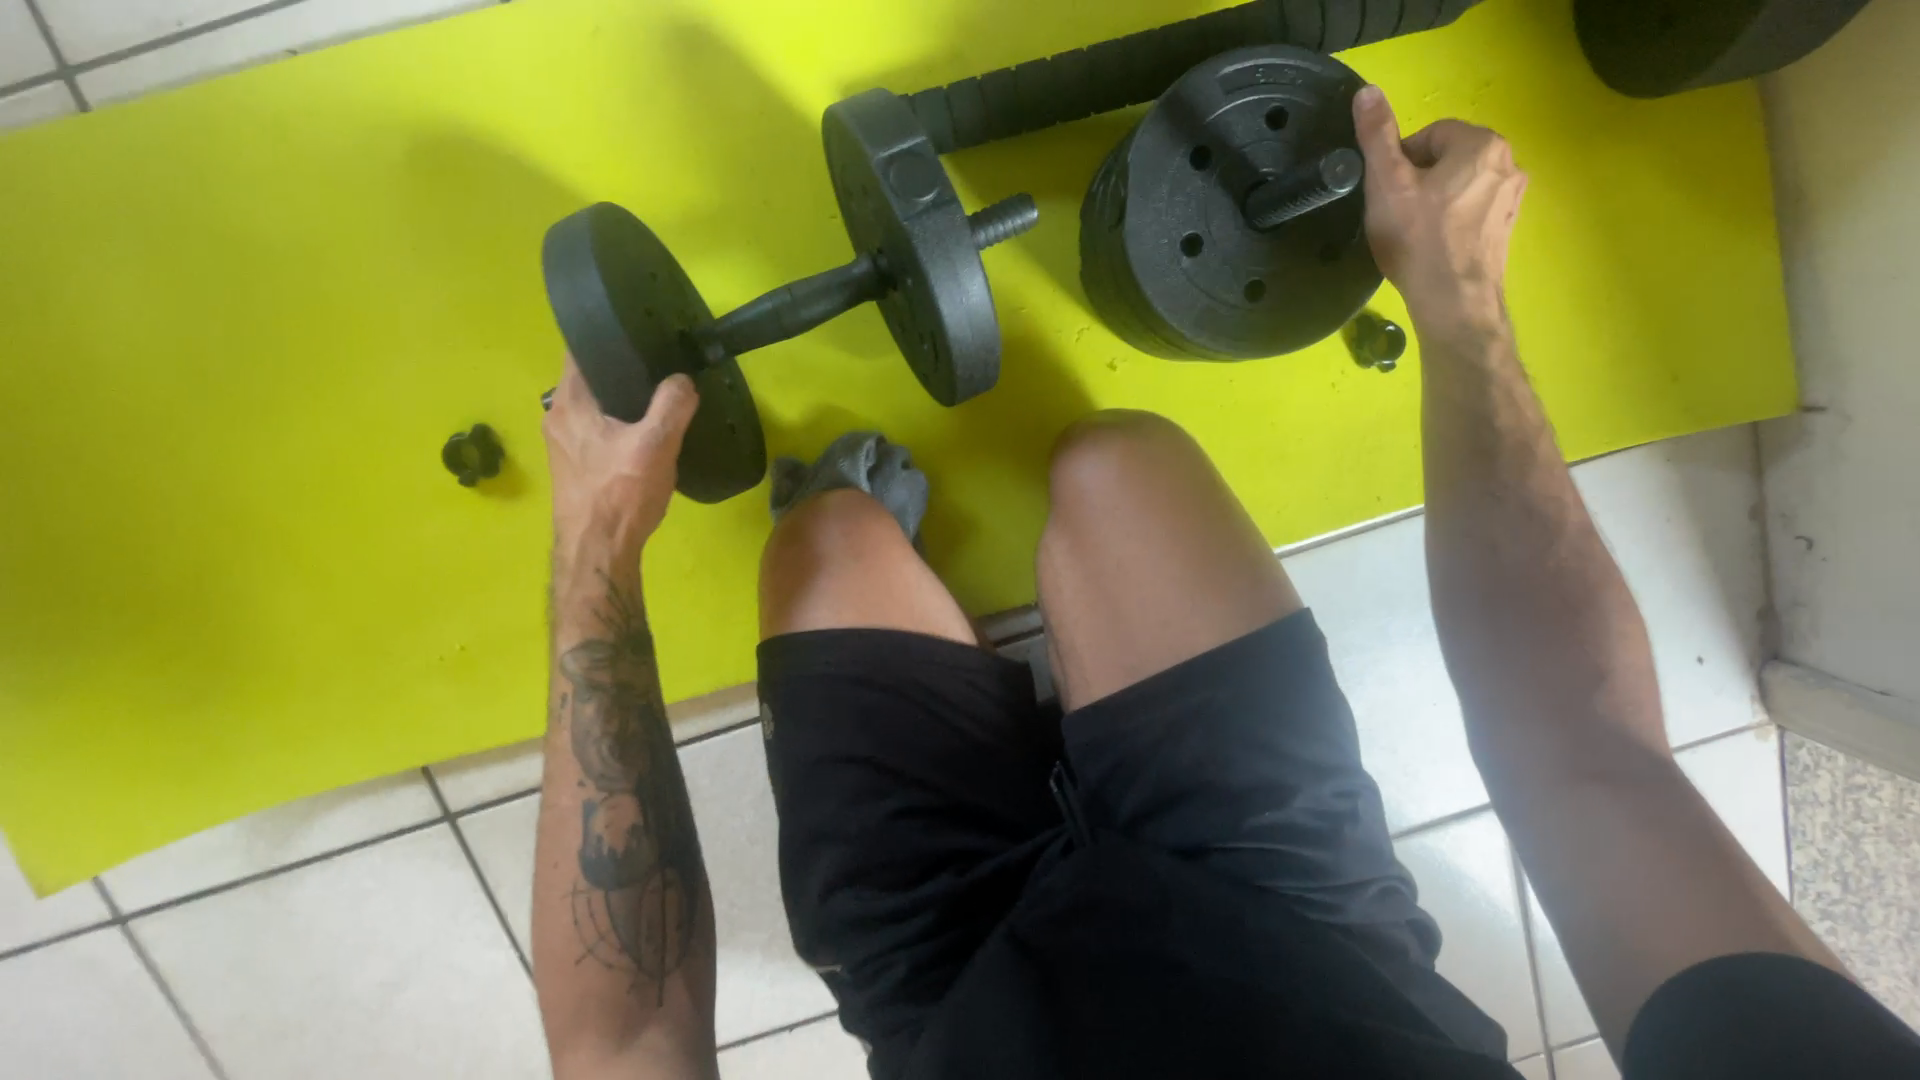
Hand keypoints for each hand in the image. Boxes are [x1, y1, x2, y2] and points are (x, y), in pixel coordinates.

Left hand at [543, 356, 698, 563]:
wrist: (597, 550)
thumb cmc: (620, 492)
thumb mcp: (656, 444)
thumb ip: (672, 405)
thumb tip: (683, 380)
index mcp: (569, 400)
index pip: (581, 350)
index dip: (609, 338)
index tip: (641, 336)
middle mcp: (557, 416)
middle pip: (589, 380)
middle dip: (622, 375)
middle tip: (659, 372)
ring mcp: (562, 444)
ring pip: (593, 409)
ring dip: (620, 406)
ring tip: (656, 406)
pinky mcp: (572, 468)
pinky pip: (595, 434)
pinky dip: (616, 430)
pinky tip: (641, 442)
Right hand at [1352, 85, 1527, 333]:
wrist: (1453, 298)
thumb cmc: (1417, 239)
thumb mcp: (1386, 184)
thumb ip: (1377, 137)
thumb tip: (1366, 92)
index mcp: (1480, 143)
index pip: (1430, 135)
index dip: (1400, 162)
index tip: (1387, 193)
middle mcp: (1507, 161)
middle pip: (1447, 159)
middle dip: (1419, 181)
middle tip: (1396, 214)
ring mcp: (1511, 196)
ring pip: (1460, 185)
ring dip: (1435, 201)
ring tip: (1413, 232)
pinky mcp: (1507, 226)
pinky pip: (1472, 210)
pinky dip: (1451, 222)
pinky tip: (1433, 245)